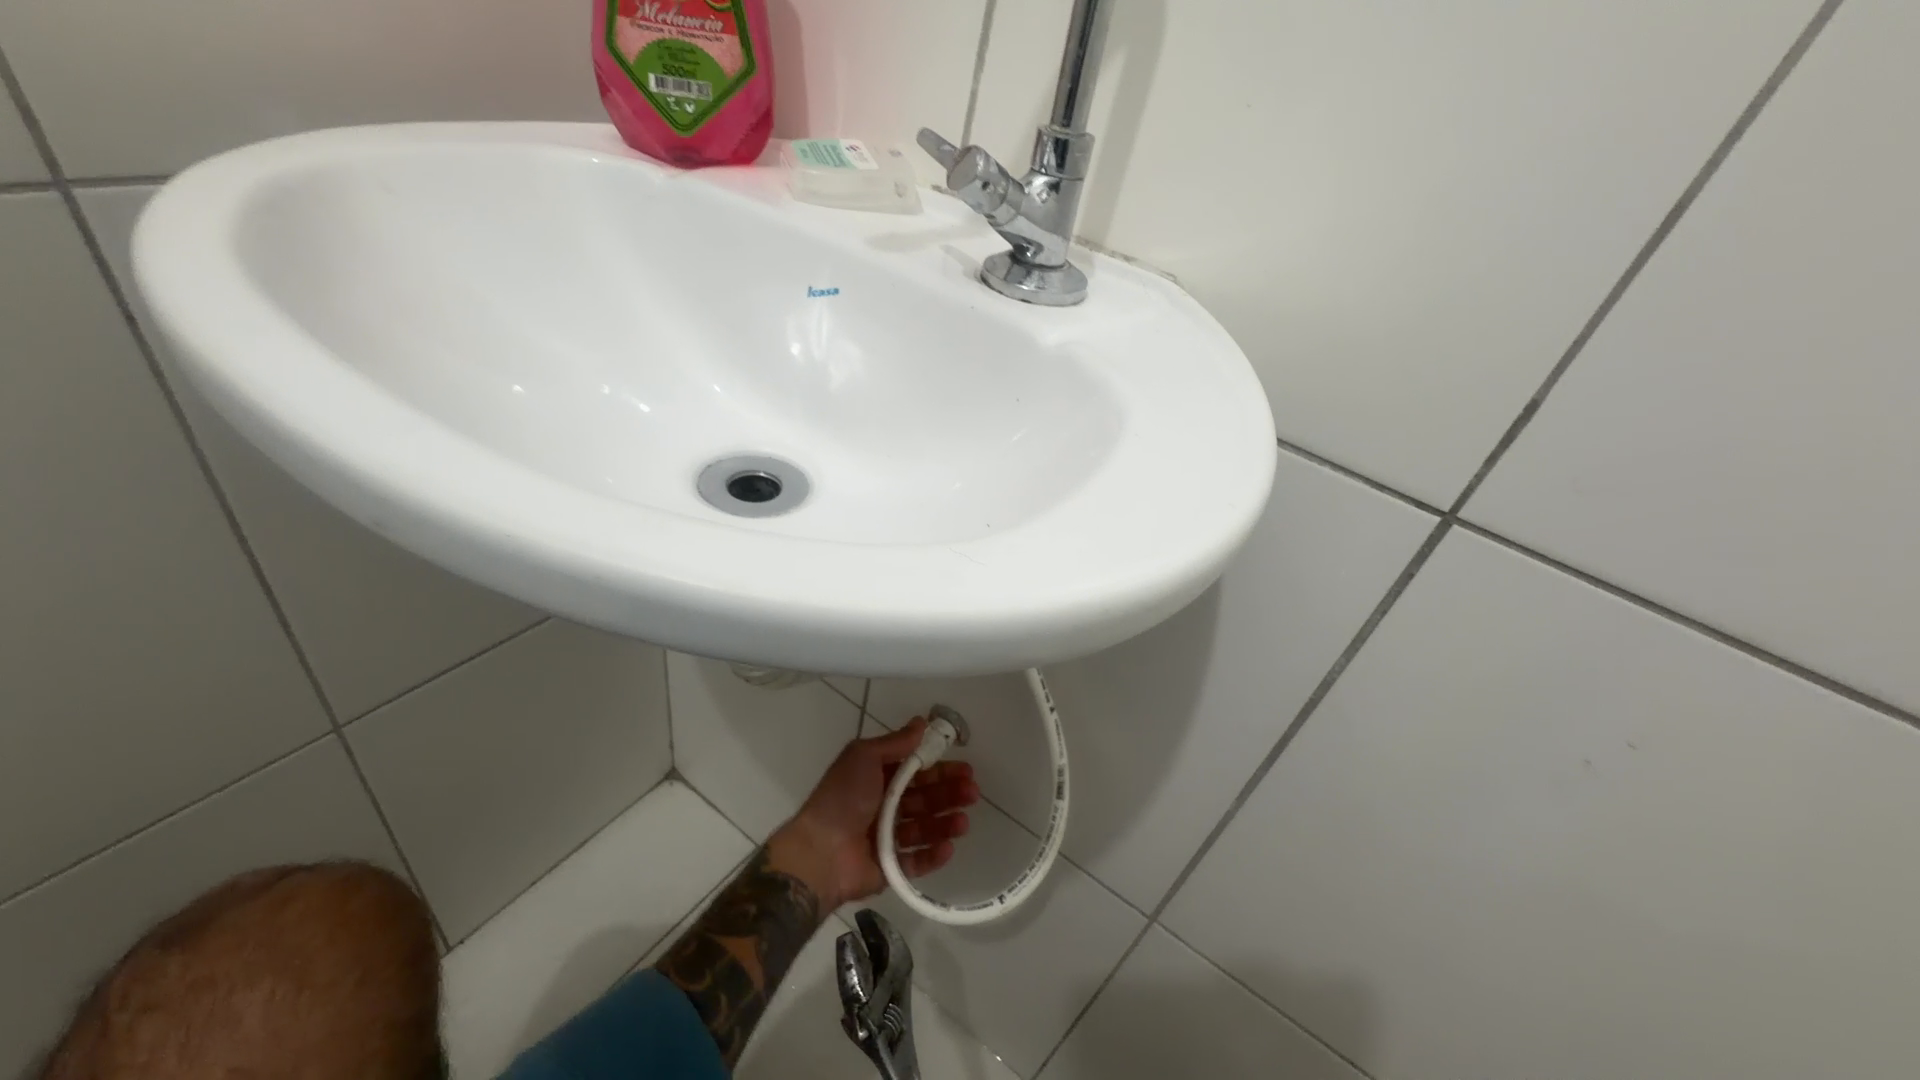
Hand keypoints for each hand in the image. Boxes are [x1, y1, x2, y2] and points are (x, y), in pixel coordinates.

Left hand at [768, 718, 979, 910]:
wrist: (819, 852)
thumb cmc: (842, 799)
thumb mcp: (864, 757)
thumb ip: (895, 742)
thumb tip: (921, 722)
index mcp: (874, 778)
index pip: (915, 770)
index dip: (940, 768)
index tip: (964, 767)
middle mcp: (882, 806)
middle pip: (923, 798)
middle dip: (949, 794)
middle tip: (972, 792)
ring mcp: (886, 838)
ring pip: (924, 828)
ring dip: (946, 823)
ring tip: (963, 822)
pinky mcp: (889, 867)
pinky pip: (916, 861)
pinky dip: (933, 855)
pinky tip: (948, 847)